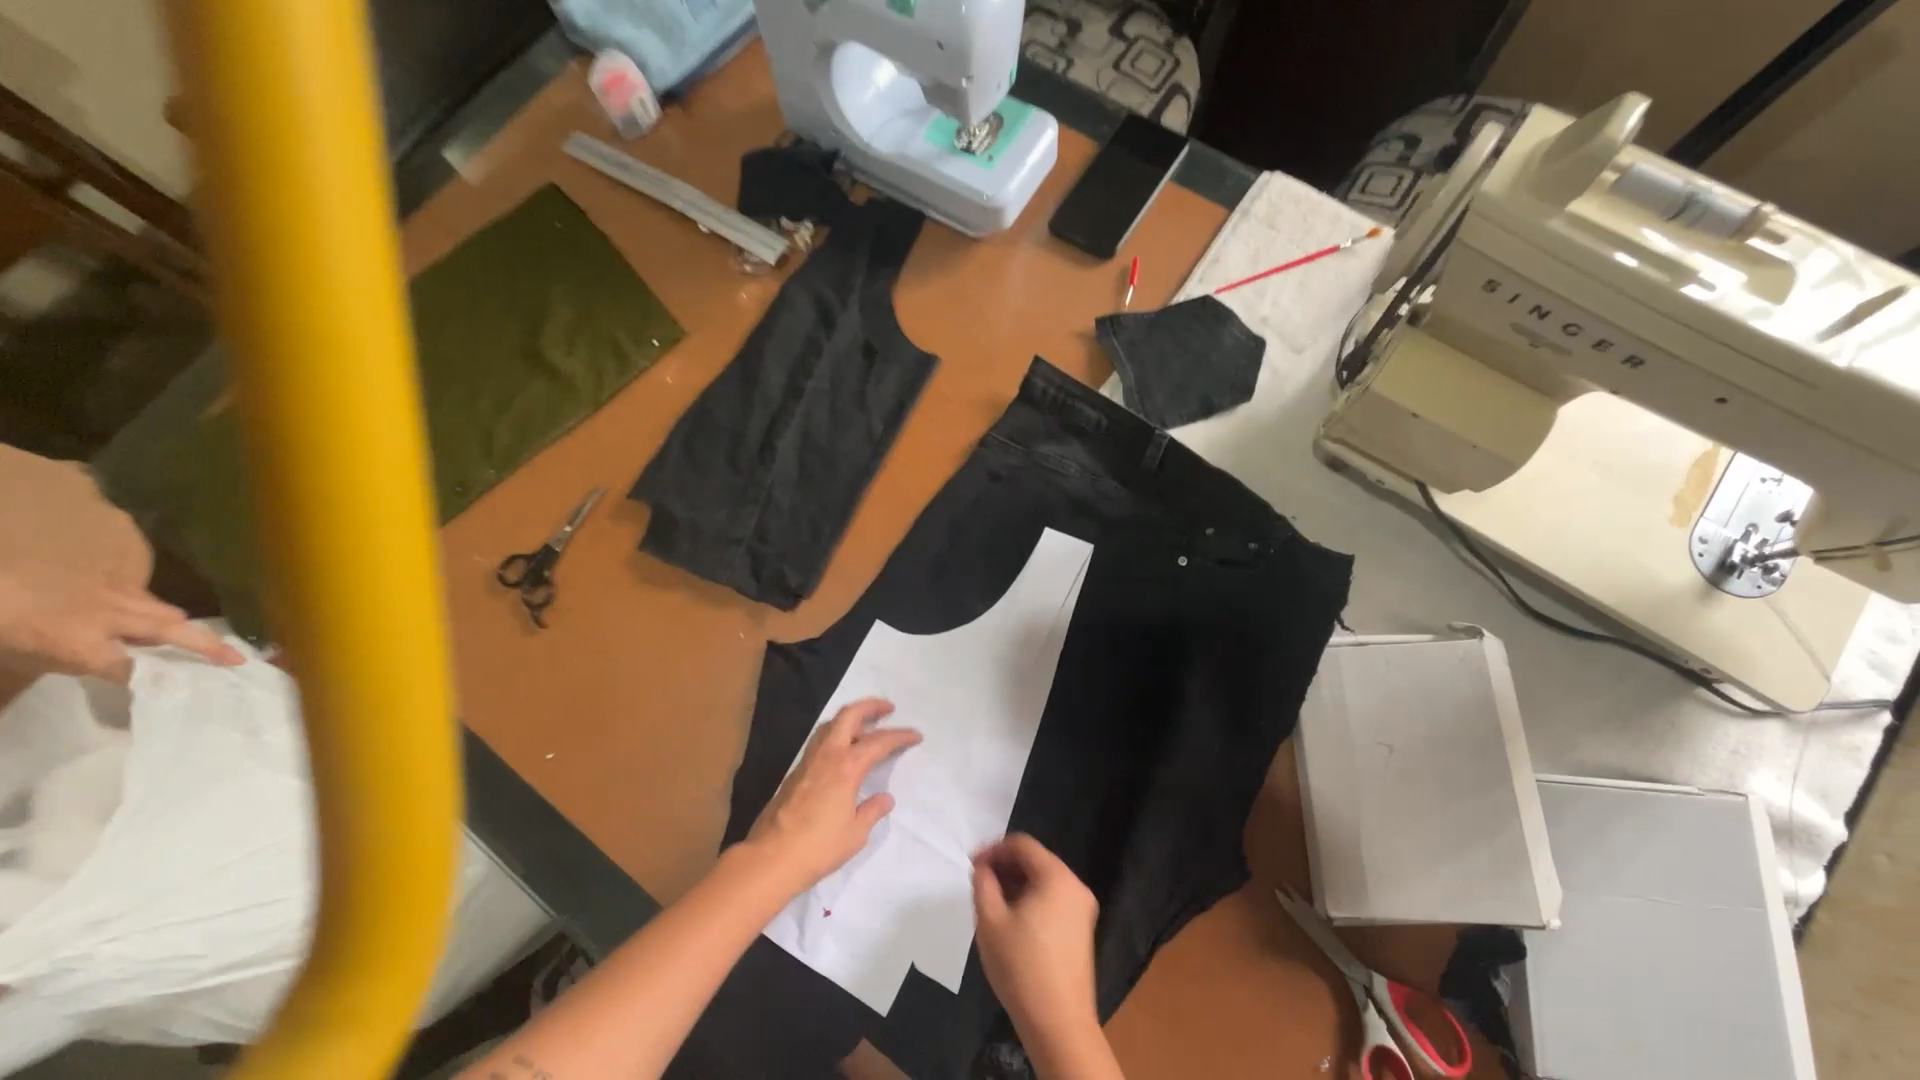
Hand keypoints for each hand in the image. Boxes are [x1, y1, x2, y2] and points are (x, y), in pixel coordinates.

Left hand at [0, 566, 244, 682]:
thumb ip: (86, 663)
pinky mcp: (108, 580)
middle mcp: (108, 619)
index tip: (183, 690)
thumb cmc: (4, 630)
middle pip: (171, 631)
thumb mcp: (33, 660)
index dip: (157, 679)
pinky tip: (149, 615)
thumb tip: (131, 668)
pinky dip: (155, 608)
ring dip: (182, 626)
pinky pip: (145, 596)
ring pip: (165, 610)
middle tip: (235, 658)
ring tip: (194, 638)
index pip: (132, 668)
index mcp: (82, 645)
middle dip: (206, 645)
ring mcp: (111, 595)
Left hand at [744, 698, 920, 895]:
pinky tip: (842, 749)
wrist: (771, 857)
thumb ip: (872, 811)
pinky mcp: (795, 773)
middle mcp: (826, 756)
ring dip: (850, 718)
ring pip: (829, 725)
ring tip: (866, 724)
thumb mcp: (855, 833)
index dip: (899, 736)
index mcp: (846, 767)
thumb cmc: (818, 847)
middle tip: (888, 708)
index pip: (878, 742)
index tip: (915, 736)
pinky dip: (836, 734)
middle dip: (870, 707)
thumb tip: (885, 798)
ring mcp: (807, 762)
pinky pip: (819, 741)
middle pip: (848, 716)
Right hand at [972, 833, 1100, 1036]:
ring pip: (1044, 881)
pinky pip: (1053, 900)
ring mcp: (1083, 910)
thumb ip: (983, 884)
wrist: (1058, 1022)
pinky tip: (1012, 921)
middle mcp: (1075, 886)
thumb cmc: (1020, 967)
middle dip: (1004, 867)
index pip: (1022, 845)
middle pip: (1036, 861)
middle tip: (978, 884)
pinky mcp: (1082, 930)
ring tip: (991, 903)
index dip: (993, 850)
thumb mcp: (990, 921)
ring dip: (1016, 884)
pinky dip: (1031, 900)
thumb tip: (984, 869)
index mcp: (1057, 877)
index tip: (971, 867)